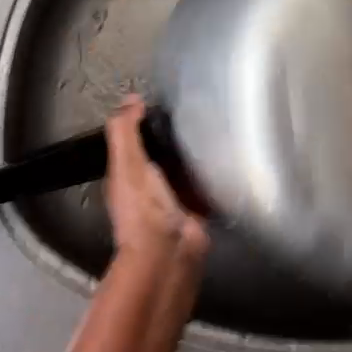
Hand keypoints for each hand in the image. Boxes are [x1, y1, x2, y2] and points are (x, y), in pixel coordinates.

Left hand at [104, 96, 208, 263]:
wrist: (169, 253)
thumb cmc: (143, 208)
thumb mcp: (126, 163)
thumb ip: (124, 131)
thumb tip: (131, 98)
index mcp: (127, 174)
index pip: (135, 141)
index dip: (144, 121)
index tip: (164, 100)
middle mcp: (149, 185)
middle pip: (162, 153)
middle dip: (175, 135)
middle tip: (197, 109)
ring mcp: (173, 198)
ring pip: (184, 167)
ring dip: (196, 153)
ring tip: (215, 125)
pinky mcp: (196, 208)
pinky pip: (205, 184)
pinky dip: (213, 172)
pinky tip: (227, 155)